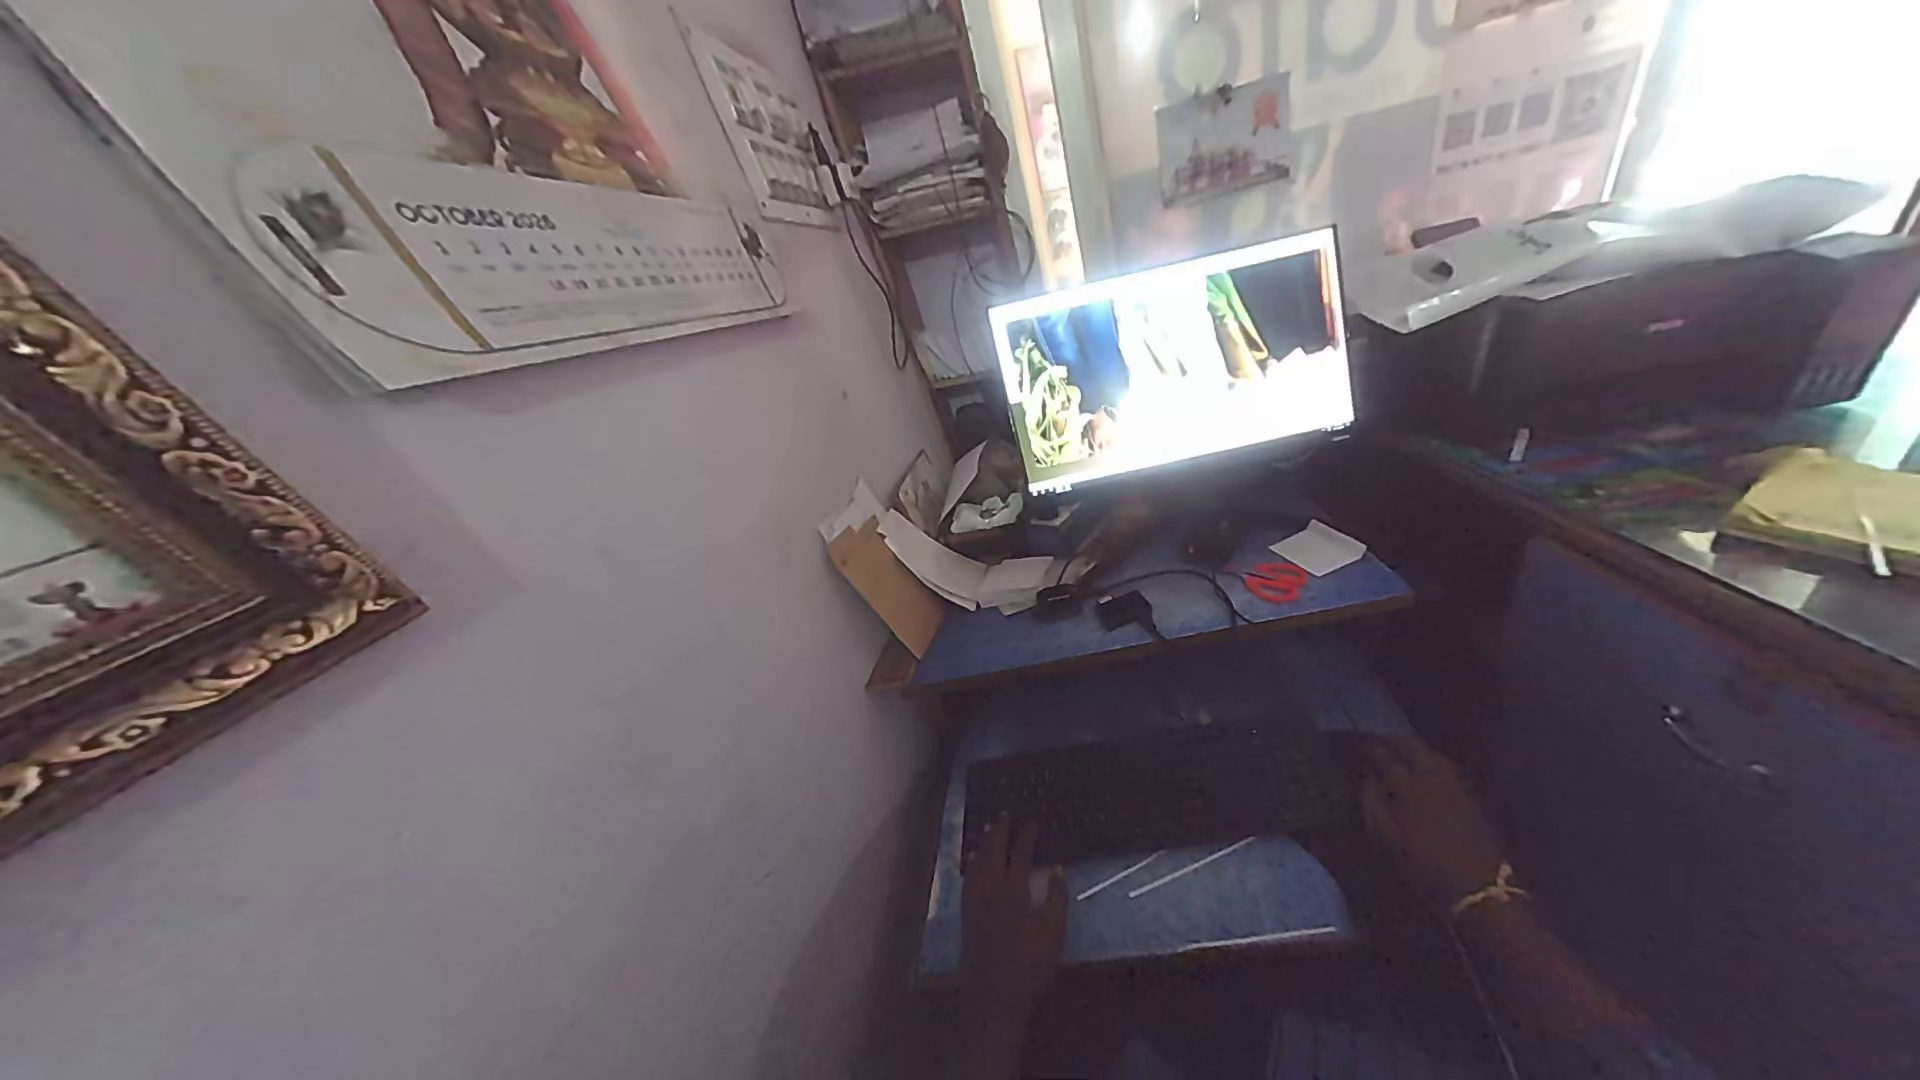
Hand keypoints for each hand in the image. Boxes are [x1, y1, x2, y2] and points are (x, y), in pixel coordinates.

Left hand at [960, 819, 1066, 1025]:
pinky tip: (974, 860)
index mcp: (1014, 890)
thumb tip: (1057, 868)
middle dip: (1000, 829)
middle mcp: (991, 888)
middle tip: (1006, 812)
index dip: (1026, 834)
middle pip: (994, 850)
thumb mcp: (1053, 934)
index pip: (1020, 853)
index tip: (1032, 819)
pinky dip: (972, 862)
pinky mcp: (966, 913)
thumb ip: (1056, 898)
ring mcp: (976, 900)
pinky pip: (968, 877)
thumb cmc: (1029, 966)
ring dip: (985, 841)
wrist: (992, 995)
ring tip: (990, 827)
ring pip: (978, 861)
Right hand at [1359, 735, 1508, 907]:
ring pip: (1431, 754)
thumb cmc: (1424, 865)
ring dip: (1413, 746)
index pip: (1383, 755)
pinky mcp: (1470, 798)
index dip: (1367, 745)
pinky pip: (1445, 768)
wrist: (1480, 889)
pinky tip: (1424, 766)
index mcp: (1408, 785)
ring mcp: (1455, 787)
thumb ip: (1371, 802)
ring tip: (1398, 746)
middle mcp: (1433, 778)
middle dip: (1391, 737)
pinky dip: (1430, 759)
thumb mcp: (1385, 836)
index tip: (1353, 739)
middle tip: (1374, 735)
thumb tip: (1365, 777)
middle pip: (1411, 745)